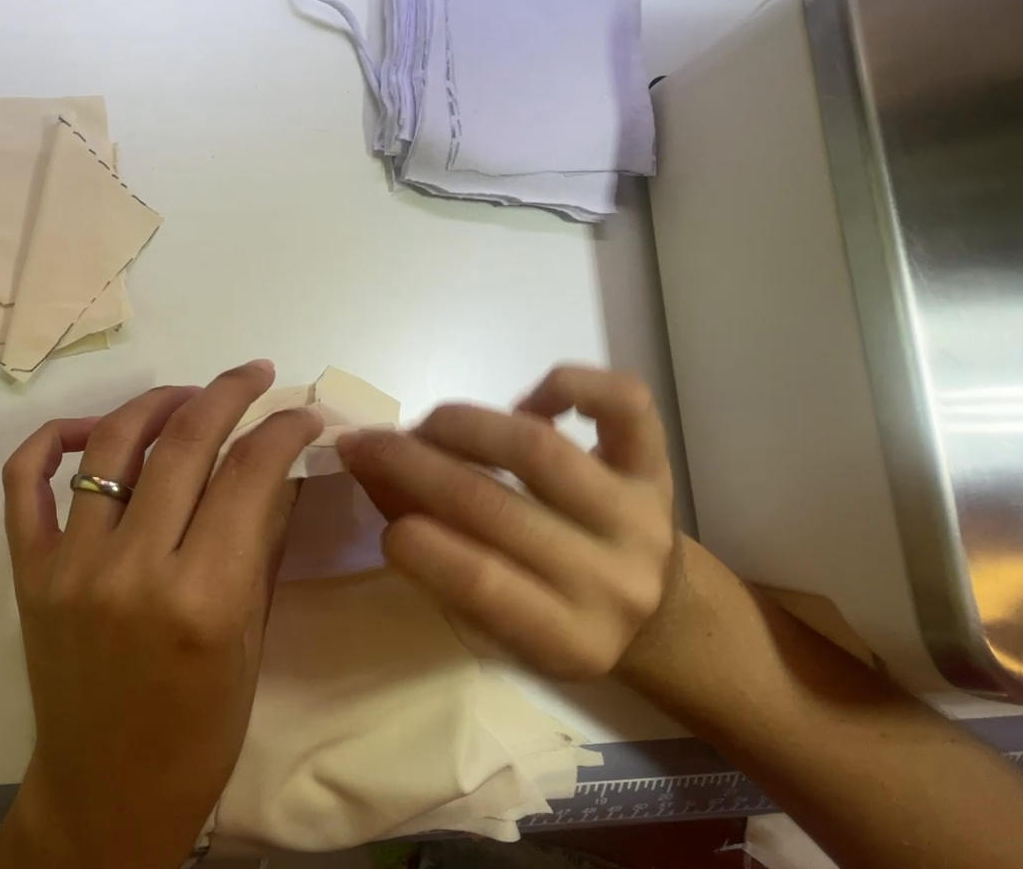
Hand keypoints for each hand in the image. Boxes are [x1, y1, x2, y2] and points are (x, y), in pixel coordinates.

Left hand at [0, 361, 323, 868]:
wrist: (109, 787)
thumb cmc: (199, 730)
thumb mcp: (251, 640)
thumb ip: (261, 543)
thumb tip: (278, 466)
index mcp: (202, 598)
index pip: (250, 474)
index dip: (283, 428)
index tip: (304, 412)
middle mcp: (132, 569)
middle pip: (184, 443)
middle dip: (227, 393)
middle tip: (252, 375)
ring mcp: (70, 565)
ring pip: (111, 444)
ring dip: (156, 403)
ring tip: (189, 396)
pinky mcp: (27, 570)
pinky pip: (26, 480)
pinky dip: (53, 438)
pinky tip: (90, 429)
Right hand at [338, 366, 675, 680]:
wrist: (657, 614)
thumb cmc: (551, 619)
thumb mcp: (490, 620)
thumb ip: (431, 554)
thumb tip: (370, 474)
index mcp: (568, 639)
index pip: (480, 582)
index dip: (413, 542)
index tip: (380, 523)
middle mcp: (614, 579)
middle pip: (494, 506)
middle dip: (411, 465)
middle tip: (364, 445)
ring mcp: (640, 515)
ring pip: (539, 450)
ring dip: (462, 427)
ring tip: (426, 426)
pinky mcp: (658, 466)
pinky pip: (623, 403)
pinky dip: (567, 385)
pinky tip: (526, 402)